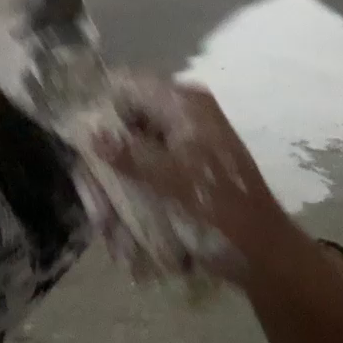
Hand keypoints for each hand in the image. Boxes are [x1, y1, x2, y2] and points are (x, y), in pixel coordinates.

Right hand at [93, 77, 295, 284]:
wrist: (267, 256)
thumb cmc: (223, 211)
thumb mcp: (173, 181)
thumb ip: (130, 154)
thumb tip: (91, 131)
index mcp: (183, 105)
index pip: (129, 85)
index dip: (100, 104)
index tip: (76, 132)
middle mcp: (179, 116)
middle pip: (123, 126)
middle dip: (105, 168)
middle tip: (97, 210)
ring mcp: (180, 144)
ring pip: (129, 157)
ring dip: (115, 193)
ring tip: (110, 235)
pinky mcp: (181, 172)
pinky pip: (144, 177)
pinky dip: (132, 203)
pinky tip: (124, 237)